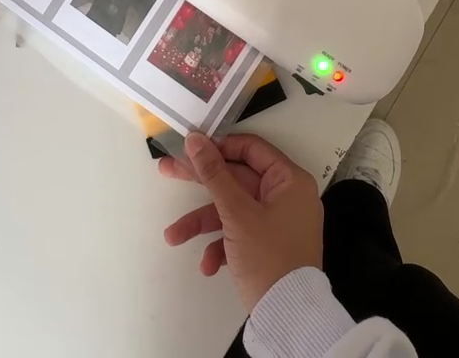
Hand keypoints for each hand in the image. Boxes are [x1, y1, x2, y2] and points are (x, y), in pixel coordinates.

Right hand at [160, 133, 322, 312]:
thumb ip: (214, 174)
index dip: (220, 146)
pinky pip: (240, 233)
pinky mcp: (268, 245)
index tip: (192, 148)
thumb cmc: (268, 257)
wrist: (289, 318)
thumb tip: (196, 140)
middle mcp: (286, 196)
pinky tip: (208, 264)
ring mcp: (277, 222)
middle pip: (236, 179)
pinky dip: (222, 245)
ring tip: (173, 235)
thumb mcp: (237, 213)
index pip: (251, 149)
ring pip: (232, 210)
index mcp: (289, 181)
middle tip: (168, 170)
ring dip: (203, 223)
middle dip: (200, 184)